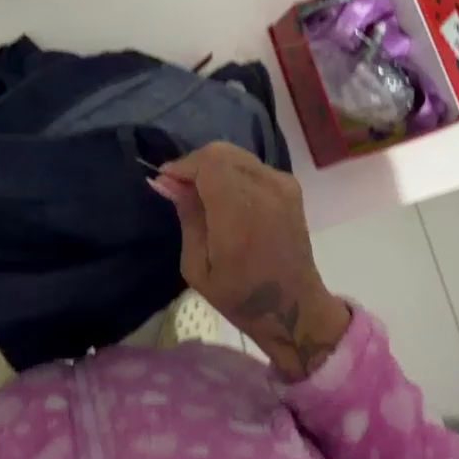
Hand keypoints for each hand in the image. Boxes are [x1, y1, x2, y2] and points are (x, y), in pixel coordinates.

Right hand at [150, 142, 352, 379]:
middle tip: (181, 188)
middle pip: (222, 152)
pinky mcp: (291, 186)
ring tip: (202, 193)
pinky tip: (228, 197)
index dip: (183, 165)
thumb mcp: (197, 267)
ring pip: (237, 155)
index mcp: (239, 212)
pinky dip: (234, 172)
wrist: (293, 306)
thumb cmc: (240, 295)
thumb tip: (168, 182)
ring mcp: (282, 184)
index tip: (165, 181)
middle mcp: (264, 189)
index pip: (208, 162)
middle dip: (196, 164)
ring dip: (215, 166)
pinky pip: (253, 165)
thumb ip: (187, 216)